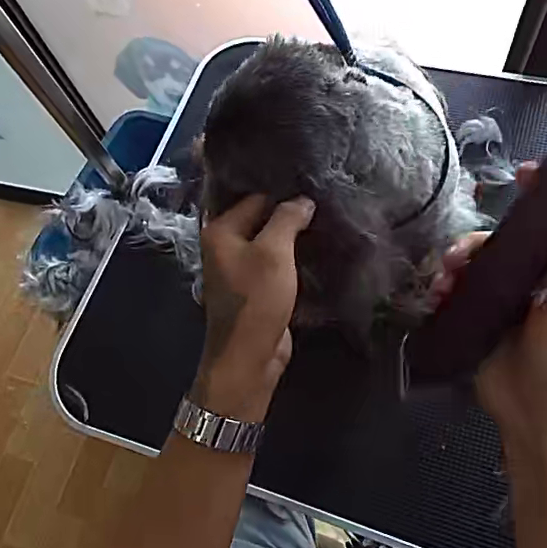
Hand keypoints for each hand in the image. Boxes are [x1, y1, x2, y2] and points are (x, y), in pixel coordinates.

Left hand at [193, 194, 315, 421]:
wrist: (249, 356)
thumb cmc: (257, 300)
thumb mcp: (274, 252)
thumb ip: (287, 219)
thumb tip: (303, 200)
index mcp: (220, 231)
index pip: (256, 199)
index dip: (285, 196)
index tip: (316, 191)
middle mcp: (225, 247)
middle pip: (262, 220)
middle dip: (290, 217)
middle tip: (325, 206)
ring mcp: (240, 270)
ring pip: (271, 245)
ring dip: (294, 240)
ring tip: (326, 227)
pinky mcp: (256, 290)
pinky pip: (275, 266)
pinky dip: (292, 261)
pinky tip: (317, 253)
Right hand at [432, 162, 546, 453]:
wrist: (531, 414)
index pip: (546, 230)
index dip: (536, 199)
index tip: (523, 173)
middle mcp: (525, 284)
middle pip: (495, 245)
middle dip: (472, 242)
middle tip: (454, 258)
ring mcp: (498, 303)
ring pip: (471, 267)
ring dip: (453, 266)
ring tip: (441, 283)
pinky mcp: (475, 322)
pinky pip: (456, 295)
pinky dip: (443, 291)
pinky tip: (435, 298)